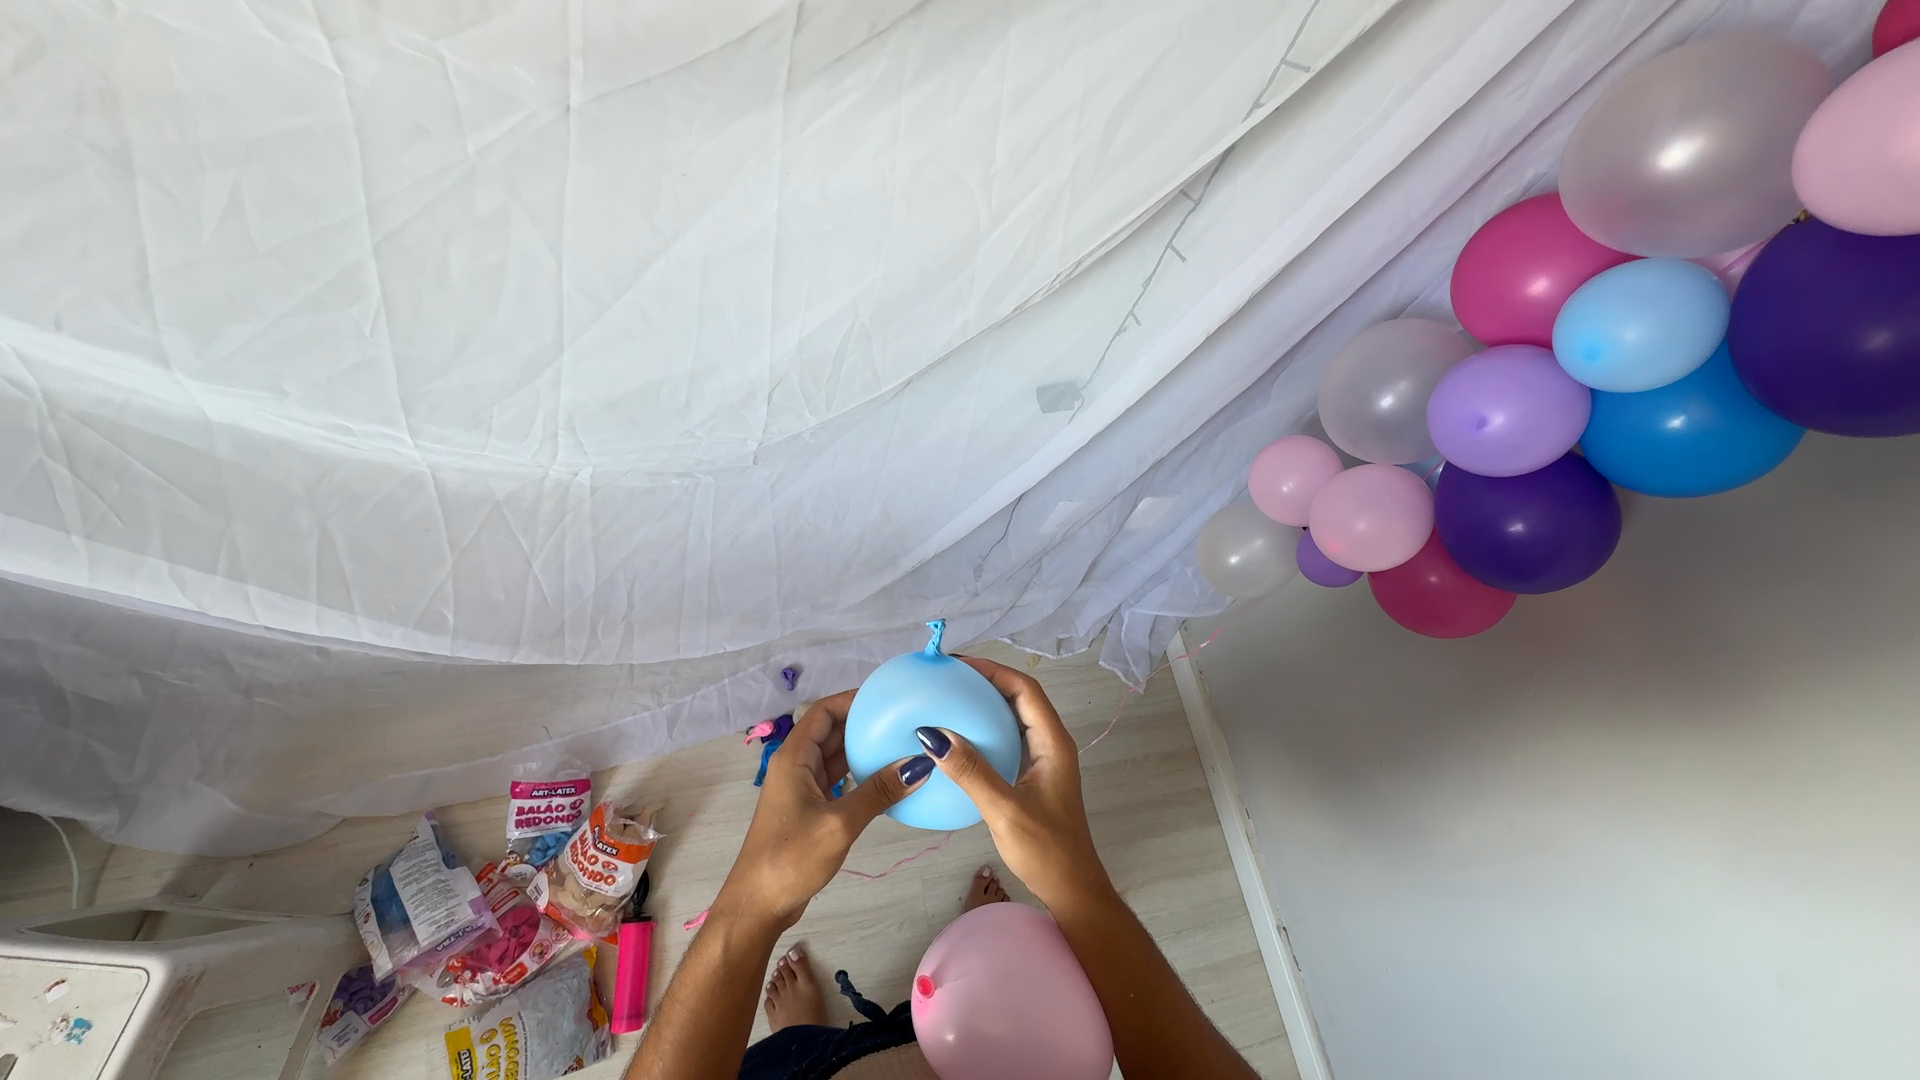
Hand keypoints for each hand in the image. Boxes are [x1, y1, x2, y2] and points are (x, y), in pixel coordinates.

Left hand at [714, 692, 932, 930]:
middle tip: (903, 720)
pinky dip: (861, 776)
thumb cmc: (790, 857)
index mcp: (794, 757)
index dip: (853, 699)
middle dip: (864, 723)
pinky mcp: (810, 810)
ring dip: (864, 750)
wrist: (758, 905)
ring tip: (902, 744)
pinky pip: (838, 781)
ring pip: (836, 757)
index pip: (824, 711)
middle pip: (832, 731)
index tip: (888, 697)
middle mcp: (796, 766)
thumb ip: (879, 792)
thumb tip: (919, 765)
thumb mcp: (840, 823)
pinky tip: (888, 781)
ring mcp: (802, 789)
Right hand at [915, 659, 1112, 911]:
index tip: (958, 663)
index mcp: (1053, 742)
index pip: (1024, 689)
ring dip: (986, 704)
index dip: (993, 669)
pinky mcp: (1033, 777)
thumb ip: (971, 771)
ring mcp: (1043, 760)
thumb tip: (932, 735)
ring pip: (1014, 718)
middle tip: (948, 677)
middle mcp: (1051, 744)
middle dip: (987, 681)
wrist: (1072, 888)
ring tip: (949, 698)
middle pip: (1020, 697)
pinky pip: (1008, 740)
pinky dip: (985, 731)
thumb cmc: (1046, 849)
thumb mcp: (1004, 809)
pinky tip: (959, 740)